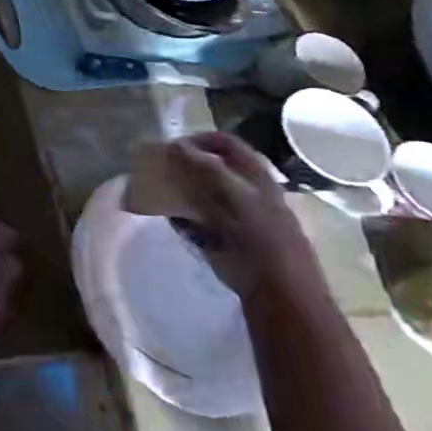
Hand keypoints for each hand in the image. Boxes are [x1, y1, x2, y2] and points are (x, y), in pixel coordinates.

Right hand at [167, 132, 320, 298]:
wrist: (276, 290)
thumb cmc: (262, 237)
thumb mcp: (237, 195)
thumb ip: (207, 169)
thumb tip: (176, 146)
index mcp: (254, 174)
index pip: (223, 143)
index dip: (198, 141)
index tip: (171, 147)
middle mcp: (240, 189)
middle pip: (207, 166)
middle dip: (182, 164)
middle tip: (158, 166)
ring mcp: (227, 213)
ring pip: (196, 191)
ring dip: (177, 188)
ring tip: (155, 188)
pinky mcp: (215, 237)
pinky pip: (190, 219)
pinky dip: (176, 214)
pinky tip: (166, 215)